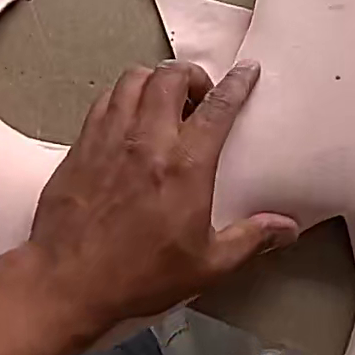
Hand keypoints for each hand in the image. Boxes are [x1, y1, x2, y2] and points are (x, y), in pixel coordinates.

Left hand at [18, 60, 297, 337]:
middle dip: (191, 76)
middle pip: (170, 77)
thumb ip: (250, 239)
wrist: (68, 282)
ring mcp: (109, 139)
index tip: (247, 72)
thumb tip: (287, 228)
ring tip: (165, 102)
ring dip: (155, 81)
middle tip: (199, 97)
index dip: (236, 84)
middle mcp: (146, 141)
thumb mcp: (207, 265)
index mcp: (184, 166)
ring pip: (132, 80)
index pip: (217, 107)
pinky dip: (122, 98)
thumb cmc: (139, 276)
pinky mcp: (81, 147)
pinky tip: (129, 120)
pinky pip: (104, 102)